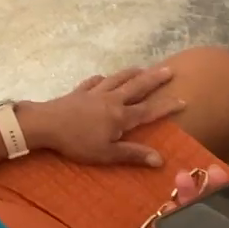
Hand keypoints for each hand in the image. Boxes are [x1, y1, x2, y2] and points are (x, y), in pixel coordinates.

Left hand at [19, 65, 185, 166]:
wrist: (45, 124)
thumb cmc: (76, 142)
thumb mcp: (107, 154)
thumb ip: (133, 154)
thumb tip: (160, 159)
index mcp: (121, 116)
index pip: (149, 110)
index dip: (166, 106)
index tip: (183, 100)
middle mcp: (110, 100)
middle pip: (136, 86)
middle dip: (154, 79)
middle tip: (169, 70)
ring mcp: (93, 93)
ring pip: (116, 79)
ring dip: (130, 73)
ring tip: (141, 68)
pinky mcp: (77, 92)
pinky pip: (92, 82)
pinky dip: (101, 78)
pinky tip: (102, 77)